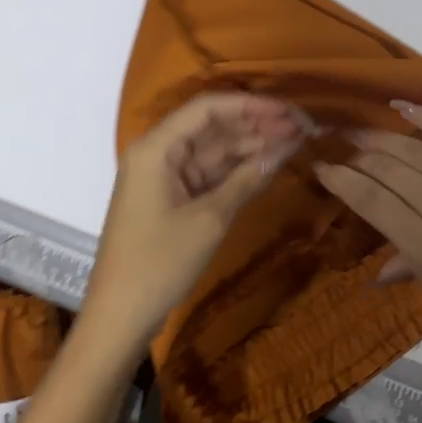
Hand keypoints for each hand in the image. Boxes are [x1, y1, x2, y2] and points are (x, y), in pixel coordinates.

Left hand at [82, 93, 310, 346]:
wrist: (120, 317)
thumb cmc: (159, 264)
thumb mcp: (209, 219)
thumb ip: (248, 178)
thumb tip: (286, 147)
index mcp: (156, 148)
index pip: (208, 108)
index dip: (251, 106)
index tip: (289, 112)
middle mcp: (158, 153)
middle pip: (212, 126)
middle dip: (256, 124)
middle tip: (301, 126)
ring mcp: (164, 176)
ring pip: (214, 149)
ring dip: (251, 145)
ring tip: (295, 141)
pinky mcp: (172, 197)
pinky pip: (209, 172)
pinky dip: (238, 169)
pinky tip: (270, 164)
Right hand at [312, 100, 421, 363]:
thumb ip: (407, 270)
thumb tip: (372, 274)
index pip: (369, 199)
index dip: (339, 179)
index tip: (320, 167)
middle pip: (387, 168)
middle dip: (357, 155)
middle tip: (338, 146)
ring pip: (415, 149)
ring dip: (382, 137)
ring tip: (359, 131)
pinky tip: (403, 107)